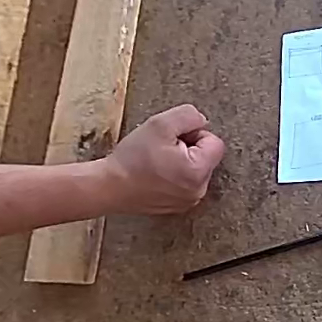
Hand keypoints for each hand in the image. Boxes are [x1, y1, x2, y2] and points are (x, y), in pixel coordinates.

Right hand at [102, 105, 226, 214]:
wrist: (107, 187)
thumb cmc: (132, 158)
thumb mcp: (160, 124)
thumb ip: (188, 116)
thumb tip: (202, 122)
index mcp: (199, 172)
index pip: (214, 142)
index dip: (194, 133)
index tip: (172, 138)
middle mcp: (198, 191)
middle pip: (206, 156)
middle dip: (188, 147)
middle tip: (162, 149)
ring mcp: (188, 201)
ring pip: (195, 169)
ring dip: (180, 161)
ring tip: (156, 162)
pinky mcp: (176, 206)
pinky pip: (184, 182)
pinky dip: (173, 175)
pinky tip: (154, 174)